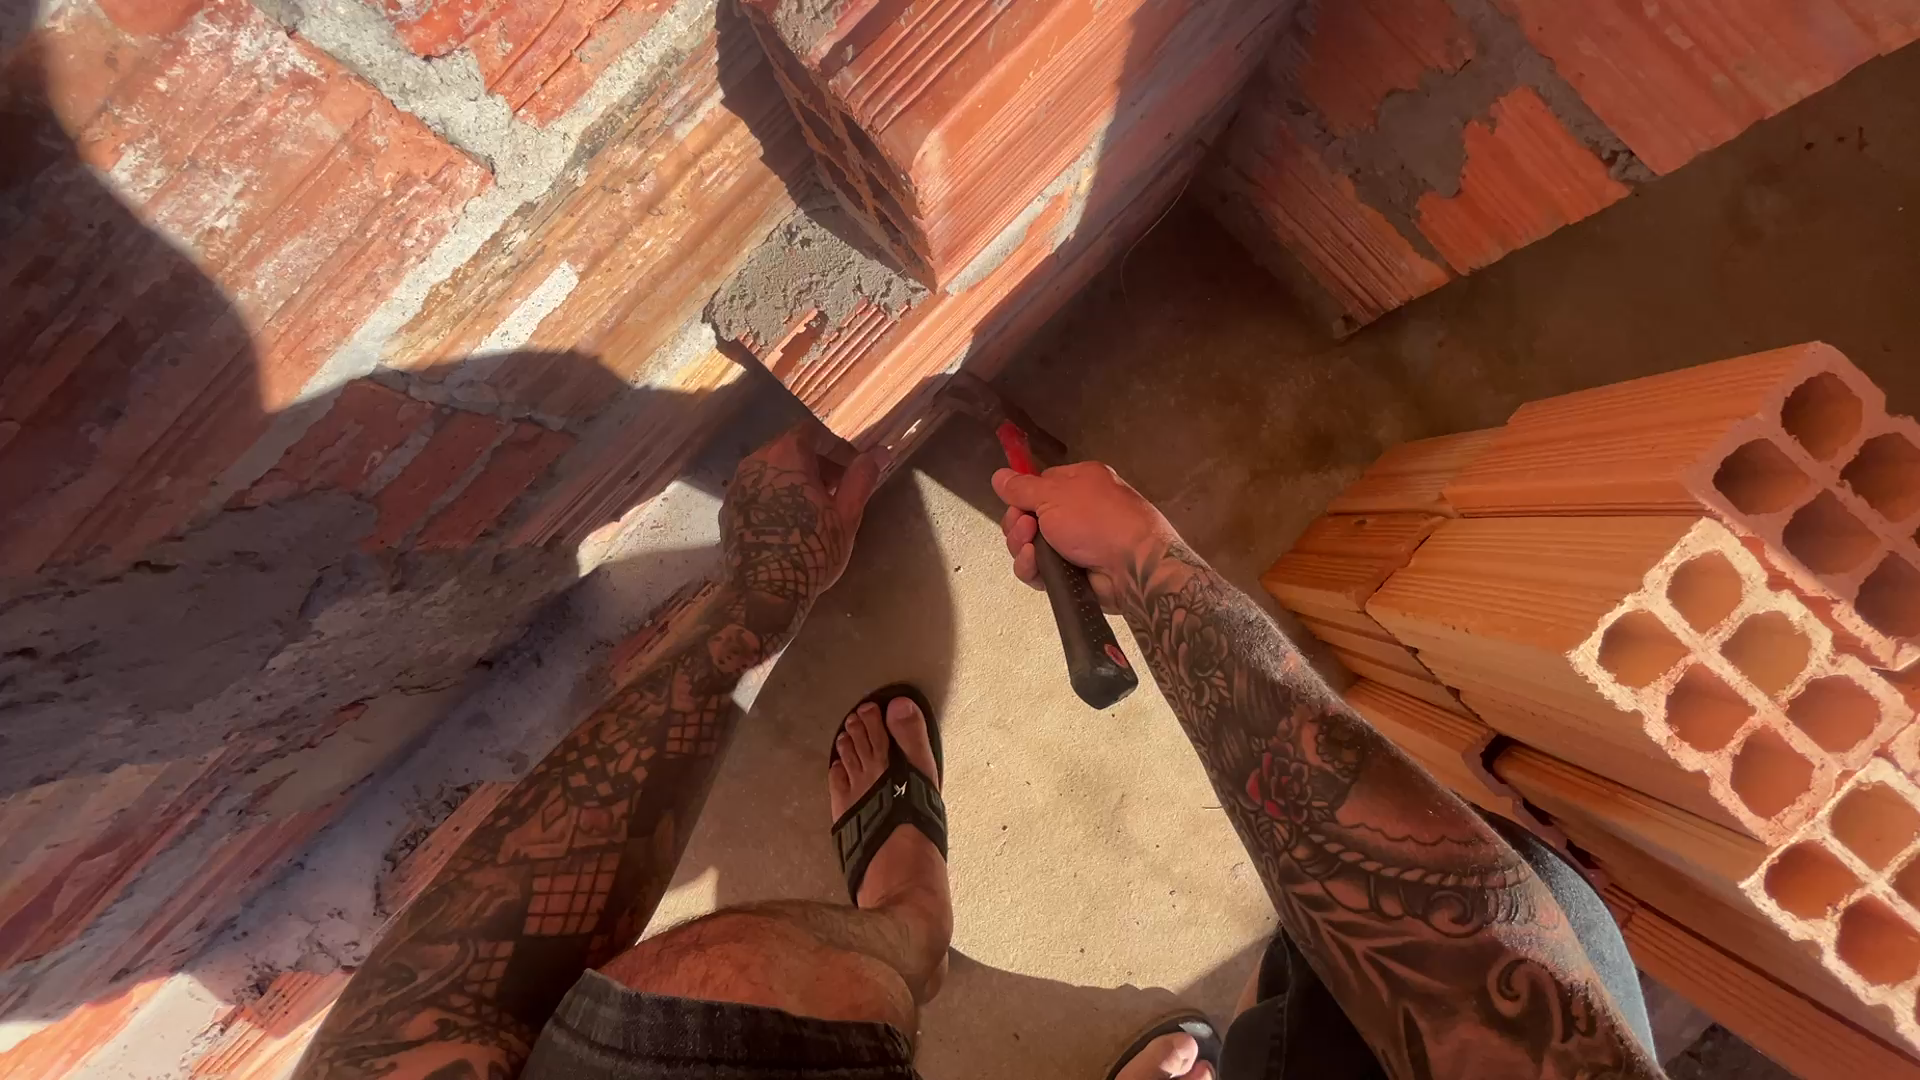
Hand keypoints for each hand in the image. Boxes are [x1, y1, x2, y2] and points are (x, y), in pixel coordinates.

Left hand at [721, 425, 881, 612]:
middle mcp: (754, 463)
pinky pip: (757, 491)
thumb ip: (861, 478)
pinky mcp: (728, 510)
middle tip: (839, 488)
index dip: (835, 445)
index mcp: (785, 455)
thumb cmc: (812, 550)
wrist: (765, 593)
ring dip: (795, 480)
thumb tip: (880, 452)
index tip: (851, 464)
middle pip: (790, 449)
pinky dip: (776, 497)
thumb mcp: (846, 515)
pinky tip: (790, 523)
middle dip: (817, 463)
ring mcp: (737, 487)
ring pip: (772, 471)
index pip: (812, 431)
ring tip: (816, 509)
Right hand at [992, 462, 1177, 608]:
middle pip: (1027, 518)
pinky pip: (1037, 570)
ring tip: (1030, 548)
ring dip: (1021, 546)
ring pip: (1028, 546)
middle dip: (1018, 525)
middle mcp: (1076, 512)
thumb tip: (998, 475)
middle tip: (1026, 529)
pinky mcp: (1069, 574)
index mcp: (1079, 483)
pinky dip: (1031, 567)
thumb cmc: (1096, 519)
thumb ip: (1021, 487)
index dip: (1022, 498)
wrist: (1132, 567)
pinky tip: (1034, 564)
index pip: (1038, 487)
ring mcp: (1073, 545)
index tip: (1016, 505)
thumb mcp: (1054, 494)